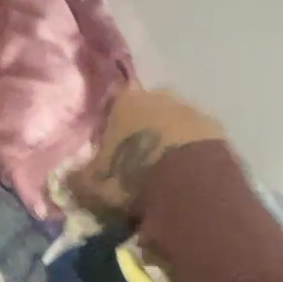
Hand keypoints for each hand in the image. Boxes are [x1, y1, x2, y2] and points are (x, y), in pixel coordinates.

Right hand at [70, 88, 225, 218]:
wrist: (187, 184)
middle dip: (137, 135)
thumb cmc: (130, 177)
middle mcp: (159, 96)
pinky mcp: (215, 130)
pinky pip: (193, 143)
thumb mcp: (91, 185)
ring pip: (171, 126)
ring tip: (158, 177)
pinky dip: (186, 157)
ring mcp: (191, 109)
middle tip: (131, 167)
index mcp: (125, 101)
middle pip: (144, 114)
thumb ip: (76, 179)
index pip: (111, 106)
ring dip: (164, 145)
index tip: (105, 153)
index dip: (106, 130)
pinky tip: (180, 180)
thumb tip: (66, 178)